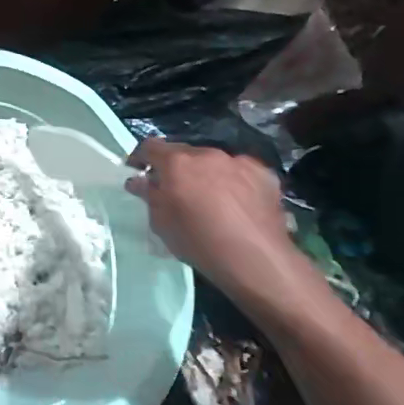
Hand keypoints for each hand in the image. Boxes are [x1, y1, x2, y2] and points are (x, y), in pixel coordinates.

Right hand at [125, 140, 318, 313]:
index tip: (139, 172)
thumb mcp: (161, 222)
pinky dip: (234, 182)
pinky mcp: (264, 174)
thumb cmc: (197, 241)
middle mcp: (207, 154)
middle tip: (176, 191)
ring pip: (214, 162)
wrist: (255, 258)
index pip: (150, 146)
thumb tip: (138, 181)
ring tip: (210, 199)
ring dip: (206, 174)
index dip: (141, 158)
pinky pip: (241, 172)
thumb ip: (149, 195)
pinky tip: (237, 203)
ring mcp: (239, 162)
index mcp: (177, 162)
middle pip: (184, 153)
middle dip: (176, 168)